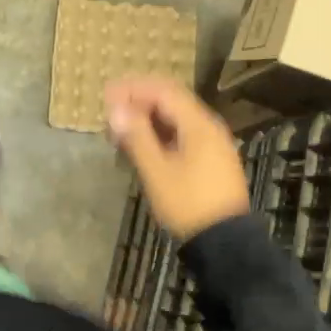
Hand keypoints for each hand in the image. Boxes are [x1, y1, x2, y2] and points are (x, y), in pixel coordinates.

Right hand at [104, 75, 249, 240]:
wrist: (224, 240)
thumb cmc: (187, 203)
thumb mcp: (156, 171)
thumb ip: (136, 137)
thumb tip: (115, 110)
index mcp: (198, 125)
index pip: (163, 92)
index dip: (133, 89)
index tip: (107, 95)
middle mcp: (208, 127)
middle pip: (170, 102)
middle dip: (138, 103)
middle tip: (111, 113)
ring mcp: (211, 143)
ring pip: (175, 119)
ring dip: (147, 119)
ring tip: (119, 131)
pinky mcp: (210, 159)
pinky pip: (181, 134)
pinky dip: (159, 133)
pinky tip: (140, 145)